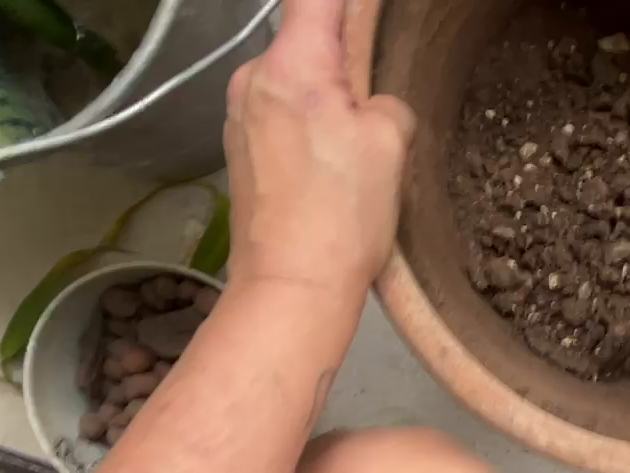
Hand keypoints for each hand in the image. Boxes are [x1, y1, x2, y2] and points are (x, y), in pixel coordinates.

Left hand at [223, 0, 416, 299]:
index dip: (350, 6)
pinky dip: (304, 139)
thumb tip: (375, 110)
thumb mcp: (391, 147)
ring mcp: (239, 121)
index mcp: (292, 64)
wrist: (292, 287)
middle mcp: (253, 80)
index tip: (371, 20)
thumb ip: (388, 105)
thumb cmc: (341, 218)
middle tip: (373, 116)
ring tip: (349, 162)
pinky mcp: (239, 159)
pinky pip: (278, 126)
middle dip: (341, 70)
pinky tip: (324, 181)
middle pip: (303, 46)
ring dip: (321, 109)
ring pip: (291, 90)